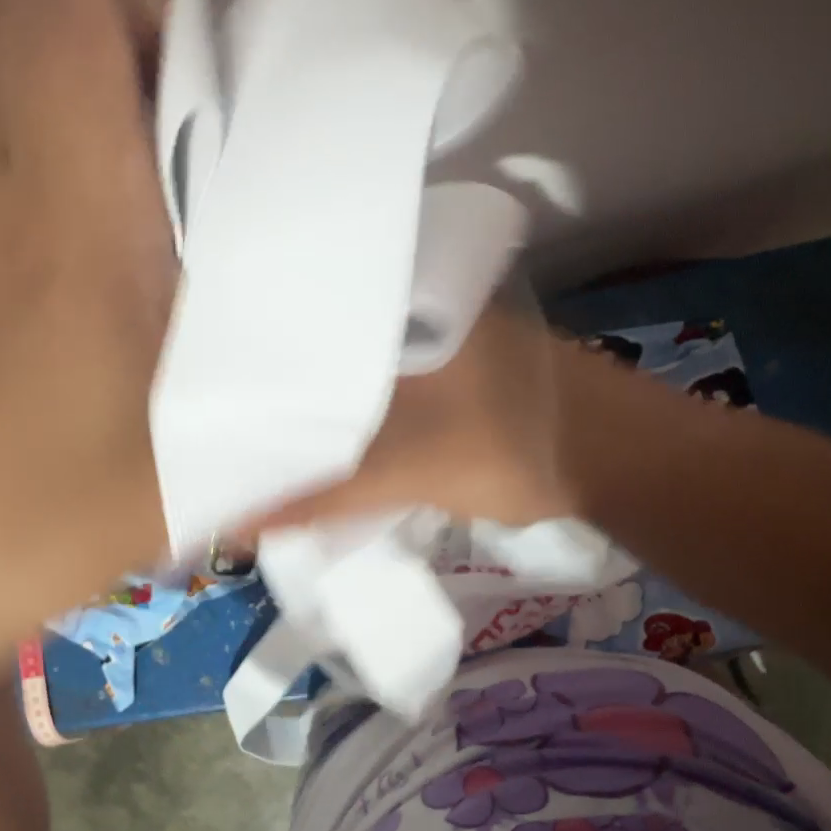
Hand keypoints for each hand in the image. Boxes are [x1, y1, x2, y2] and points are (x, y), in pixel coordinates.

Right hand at [257, 301, 626, 533]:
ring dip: (325, 398)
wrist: (617, 457)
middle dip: (284, 382)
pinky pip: (389, 382)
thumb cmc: (507, 446)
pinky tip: (336, 433)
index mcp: (399, 300)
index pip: (303, 316)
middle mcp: (416, 302)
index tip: (213, 387)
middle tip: (232, 416)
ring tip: (269, 426)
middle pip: (327, 344)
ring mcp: (442, 332)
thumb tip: (235, 530)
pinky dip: (361, 408)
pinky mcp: (461, 364)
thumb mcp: (404, 474)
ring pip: (359, 366)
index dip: (255, 353)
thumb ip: (320, 500)